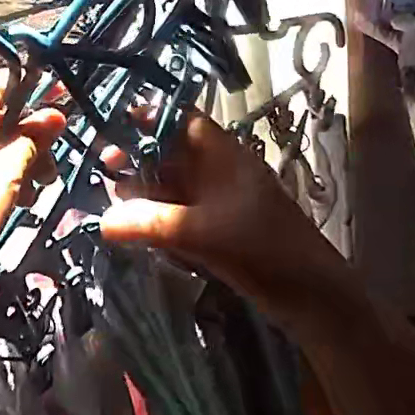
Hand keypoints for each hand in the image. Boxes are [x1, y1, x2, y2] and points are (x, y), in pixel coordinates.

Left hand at [0, 68, 66, 304]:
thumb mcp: (7, 172)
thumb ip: (32, 140)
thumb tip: (54, 115)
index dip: (30, 92)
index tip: (59, 102)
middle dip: (30, 137)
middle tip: (52, 160)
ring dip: (21, 163)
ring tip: (39, 188)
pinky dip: (4, 182)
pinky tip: (20, 201)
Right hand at [98, 109, 355, 328]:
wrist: (313, 296)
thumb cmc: (260, 247)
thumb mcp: (198, 232)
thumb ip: (148, 223)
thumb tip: (101, 220)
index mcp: (218, 150)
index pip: (176, 117)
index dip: (143, 118)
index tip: (109, 128)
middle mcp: (215, 166)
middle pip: (167, 149)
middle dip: (136, 158)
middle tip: (102, 168)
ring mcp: (216, 196)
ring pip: (171, 182)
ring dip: (143, 189)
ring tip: (111, 200)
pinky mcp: (216, 224)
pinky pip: (178, 209)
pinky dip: (157, 213)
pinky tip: (134, 226)